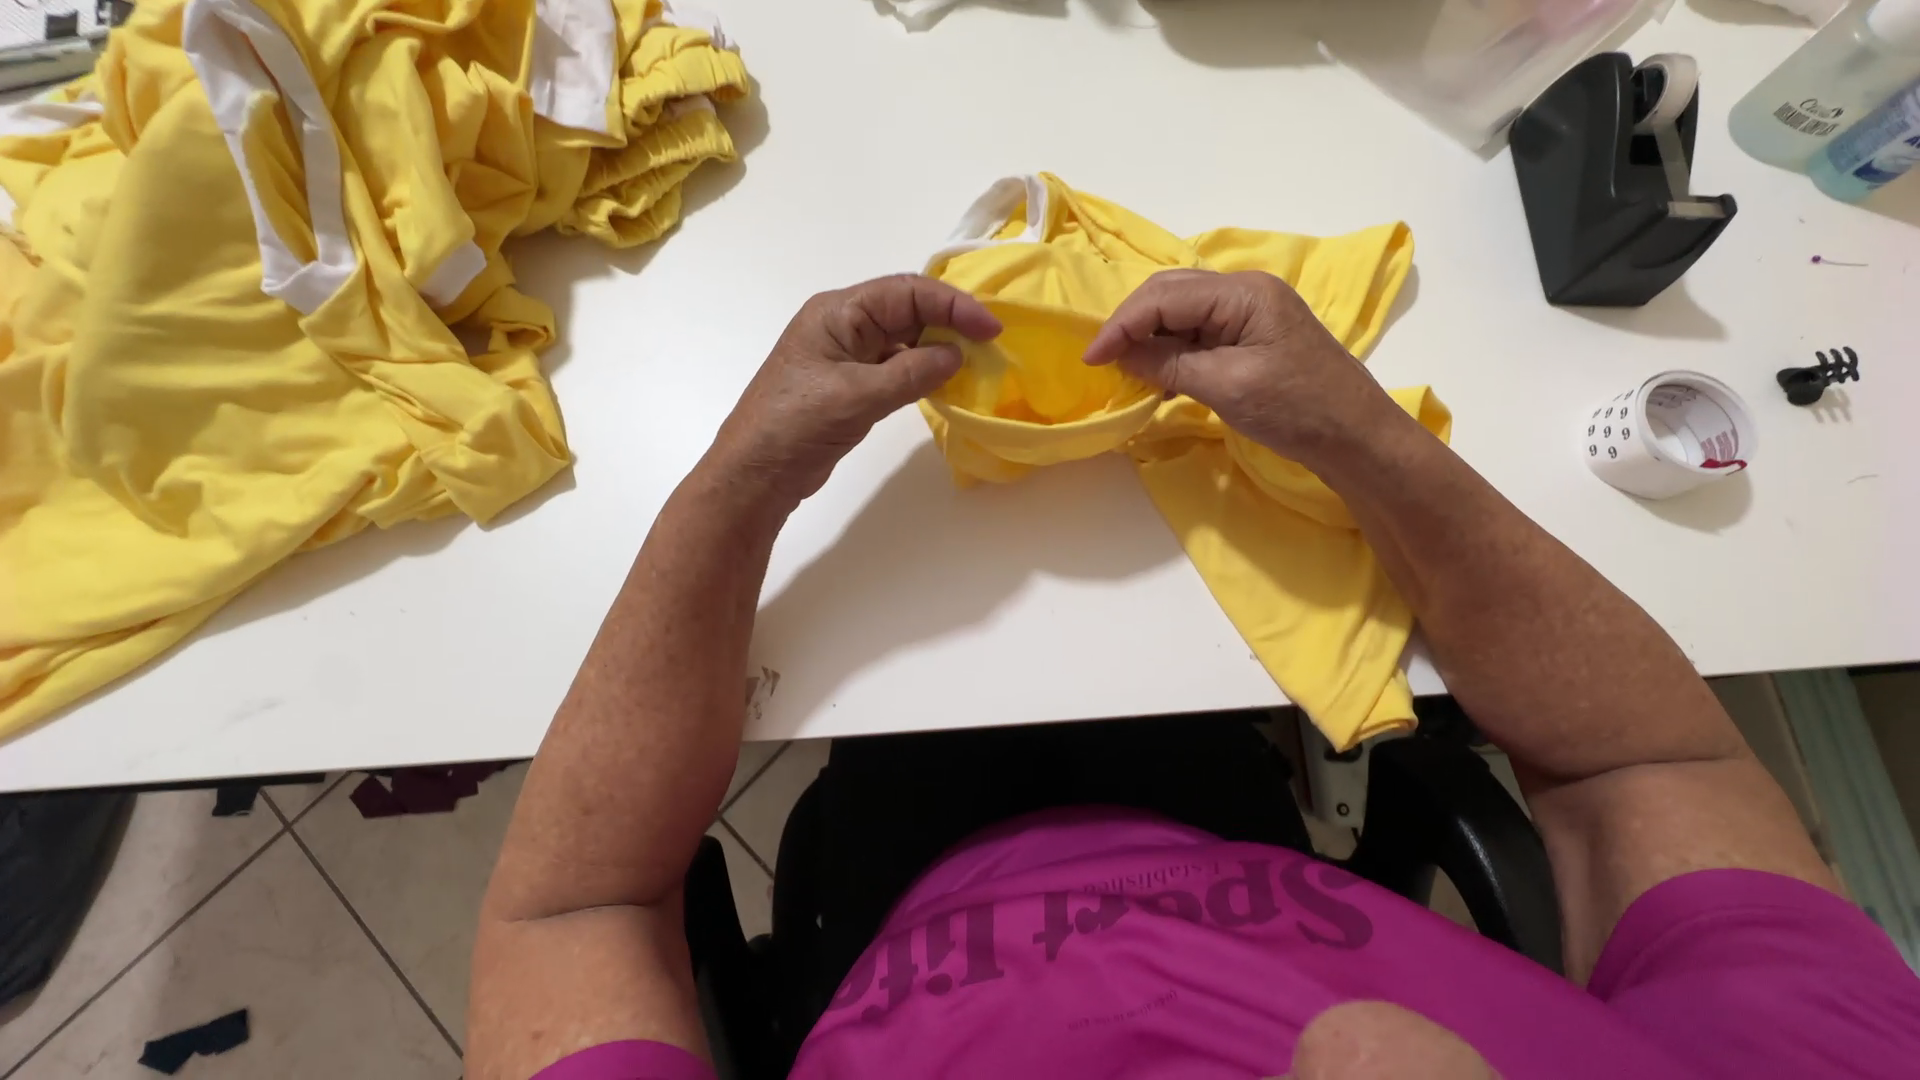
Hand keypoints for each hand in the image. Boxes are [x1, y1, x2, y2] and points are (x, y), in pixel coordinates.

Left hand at [705, 274, 1001, 507]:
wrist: (757, 473)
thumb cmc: (797, 425)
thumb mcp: (857, 396)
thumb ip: (911, 373)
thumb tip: (956, 355)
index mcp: (839, 312)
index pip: (907, 292)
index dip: (953, 305)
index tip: (990, 330)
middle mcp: (843, 325)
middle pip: (907, 310)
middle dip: (949, 321)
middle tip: (990, 344)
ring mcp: (846, 356)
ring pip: (904, 339)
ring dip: (937, 347)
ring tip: (974, 363)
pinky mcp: (850, 385)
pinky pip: (895, 367)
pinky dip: (921, 372)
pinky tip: (943, 383)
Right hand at [1082, 270, 1392, 462]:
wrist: (1354, 435)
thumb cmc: (1295, 409)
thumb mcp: (1226, 386)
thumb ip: (1169, 363)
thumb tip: (1119, 354)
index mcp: (1242, 293)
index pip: (1164, 296)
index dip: (1122, 325)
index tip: (1091, 360)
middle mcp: (1243, 291)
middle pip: (1169, 294)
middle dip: (1131, 325)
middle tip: (1102, 362)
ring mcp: (1247, 313)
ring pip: (1179, 313)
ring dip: (1149, 339)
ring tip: (1127, 372)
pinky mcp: (1248, 336)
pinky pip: (1195, 334)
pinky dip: (1170, 353)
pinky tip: (1159, 379)